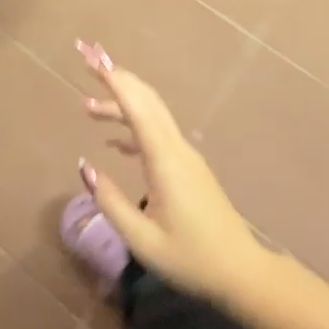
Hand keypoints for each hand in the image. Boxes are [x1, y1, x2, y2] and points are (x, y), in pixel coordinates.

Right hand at [74, 40, 270, 305]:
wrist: (242, 273)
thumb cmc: (192, 259)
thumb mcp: (143, 240)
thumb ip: (111, 202)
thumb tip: (85, 167)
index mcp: (165, 161)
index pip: (136, 107)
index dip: (112, 79)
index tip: (91, 56)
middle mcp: (176, 148)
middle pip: (145, 99)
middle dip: (116, 76)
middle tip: (86, 59)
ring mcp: (185, 155)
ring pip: (151, 114)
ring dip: (122, 103)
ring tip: (88, 107)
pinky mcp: (188, 167)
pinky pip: (158, 132)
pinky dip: (134, 125)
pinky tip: (113, 140)